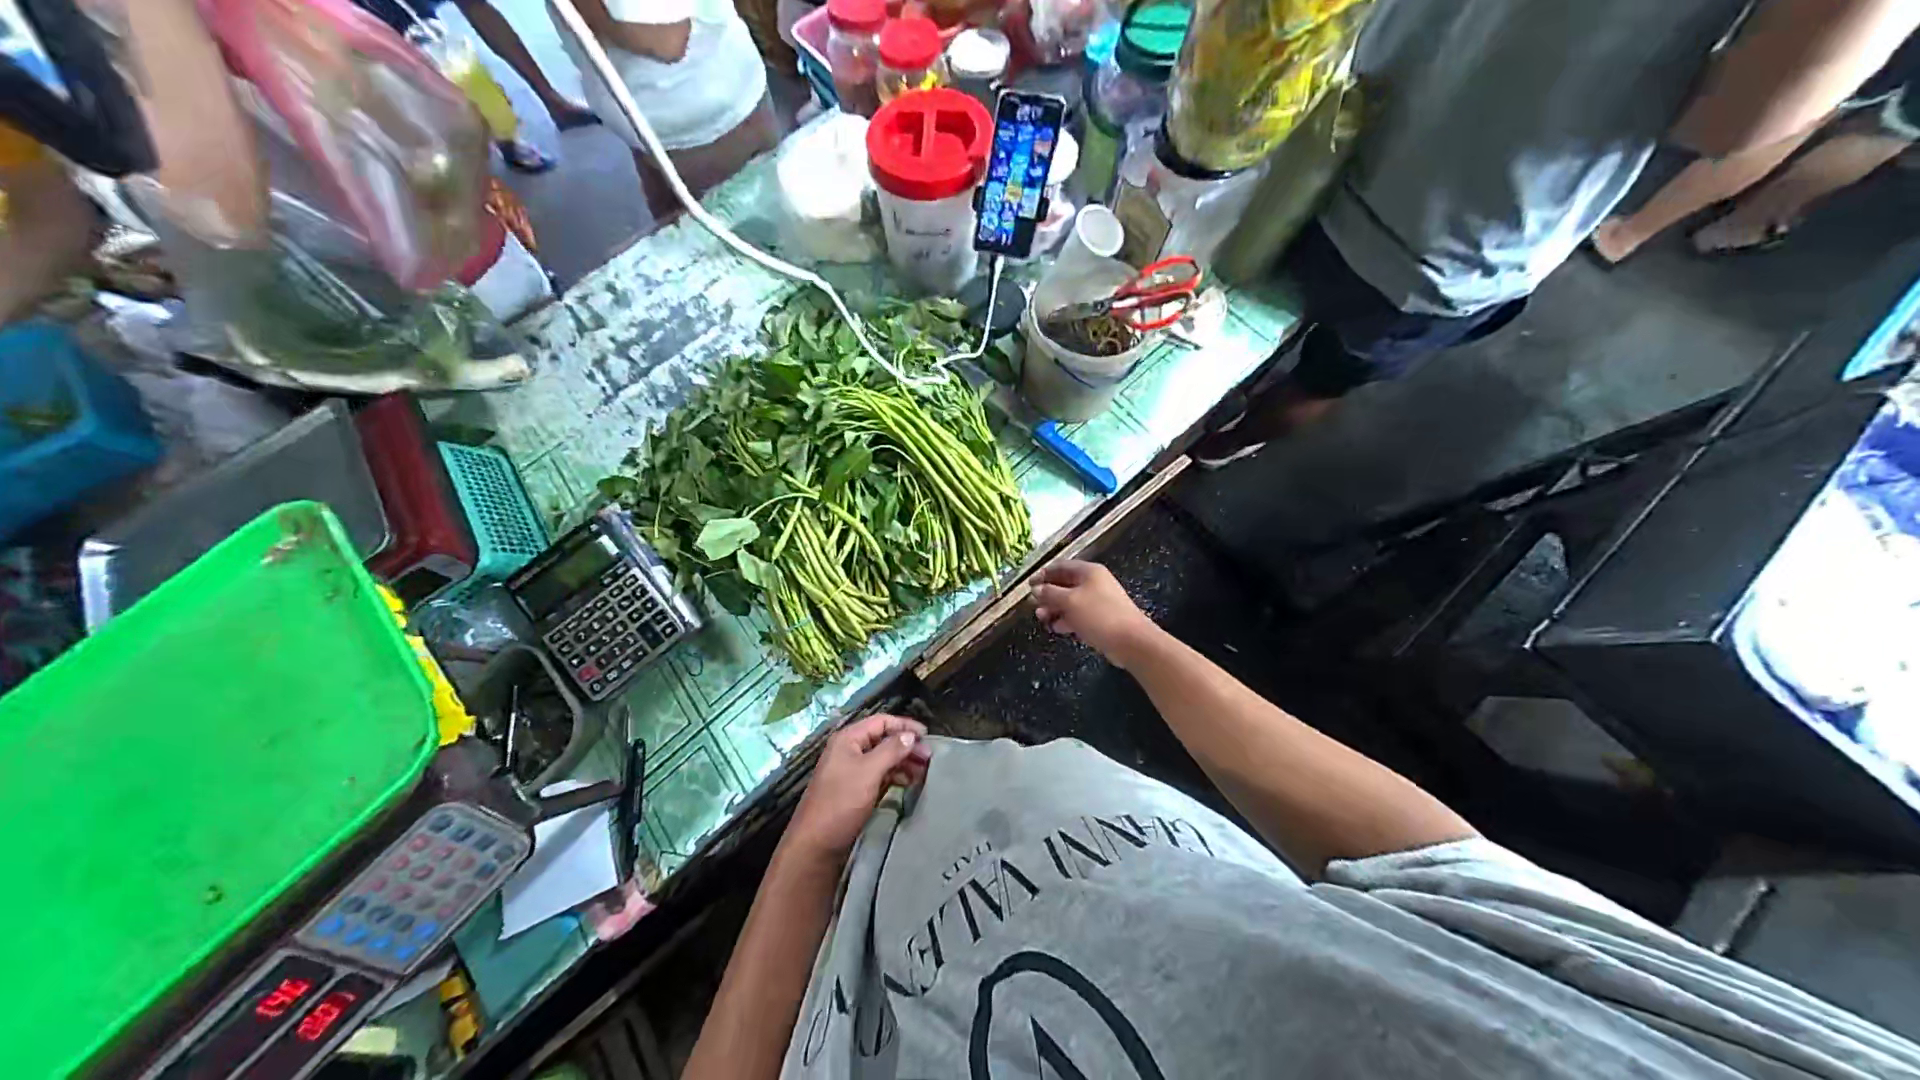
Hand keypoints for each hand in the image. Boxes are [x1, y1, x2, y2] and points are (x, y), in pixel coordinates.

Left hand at [785, 713, 931, 861]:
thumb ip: (891, 750)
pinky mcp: (856, 789)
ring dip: (904, 762)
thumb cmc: (841, 802)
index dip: (905, 726)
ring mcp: (852, 770)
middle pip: (884, 739)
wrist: (816, 844)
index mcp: (848, 739)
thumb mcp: (868, 772)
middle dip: (907, 746)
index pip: (882, 722)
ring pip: (884, 758)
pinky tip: (910, 782)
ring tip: (924, 771)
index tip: (927, 737)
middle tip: (929, 758)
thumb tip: (910, 736)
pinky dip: (896, 776)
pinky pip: (880, 775)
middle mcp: (850, 750)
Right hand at [1031, 560, 1159, 666]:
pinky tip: (1059, 628)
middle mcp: (1094, 583)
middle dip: (1047, 595)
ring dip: (1055, 610)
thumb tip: (1036, 589)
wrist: (1130, 641)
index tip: (1028, 586)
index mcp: (1088, 572)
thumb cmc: (1099, 615)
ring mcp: (1098, 601)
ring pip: (1070, 602)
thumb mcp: (1069, 601)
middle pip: (1064, 585)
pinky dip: (1067, 620)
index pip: (1060, 567)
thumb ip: (1049, 593)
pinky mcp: (1101, 618)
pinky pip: (1079, 615)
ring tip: (1043, 619)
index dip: (1042, 575)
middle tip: (1034, 606)